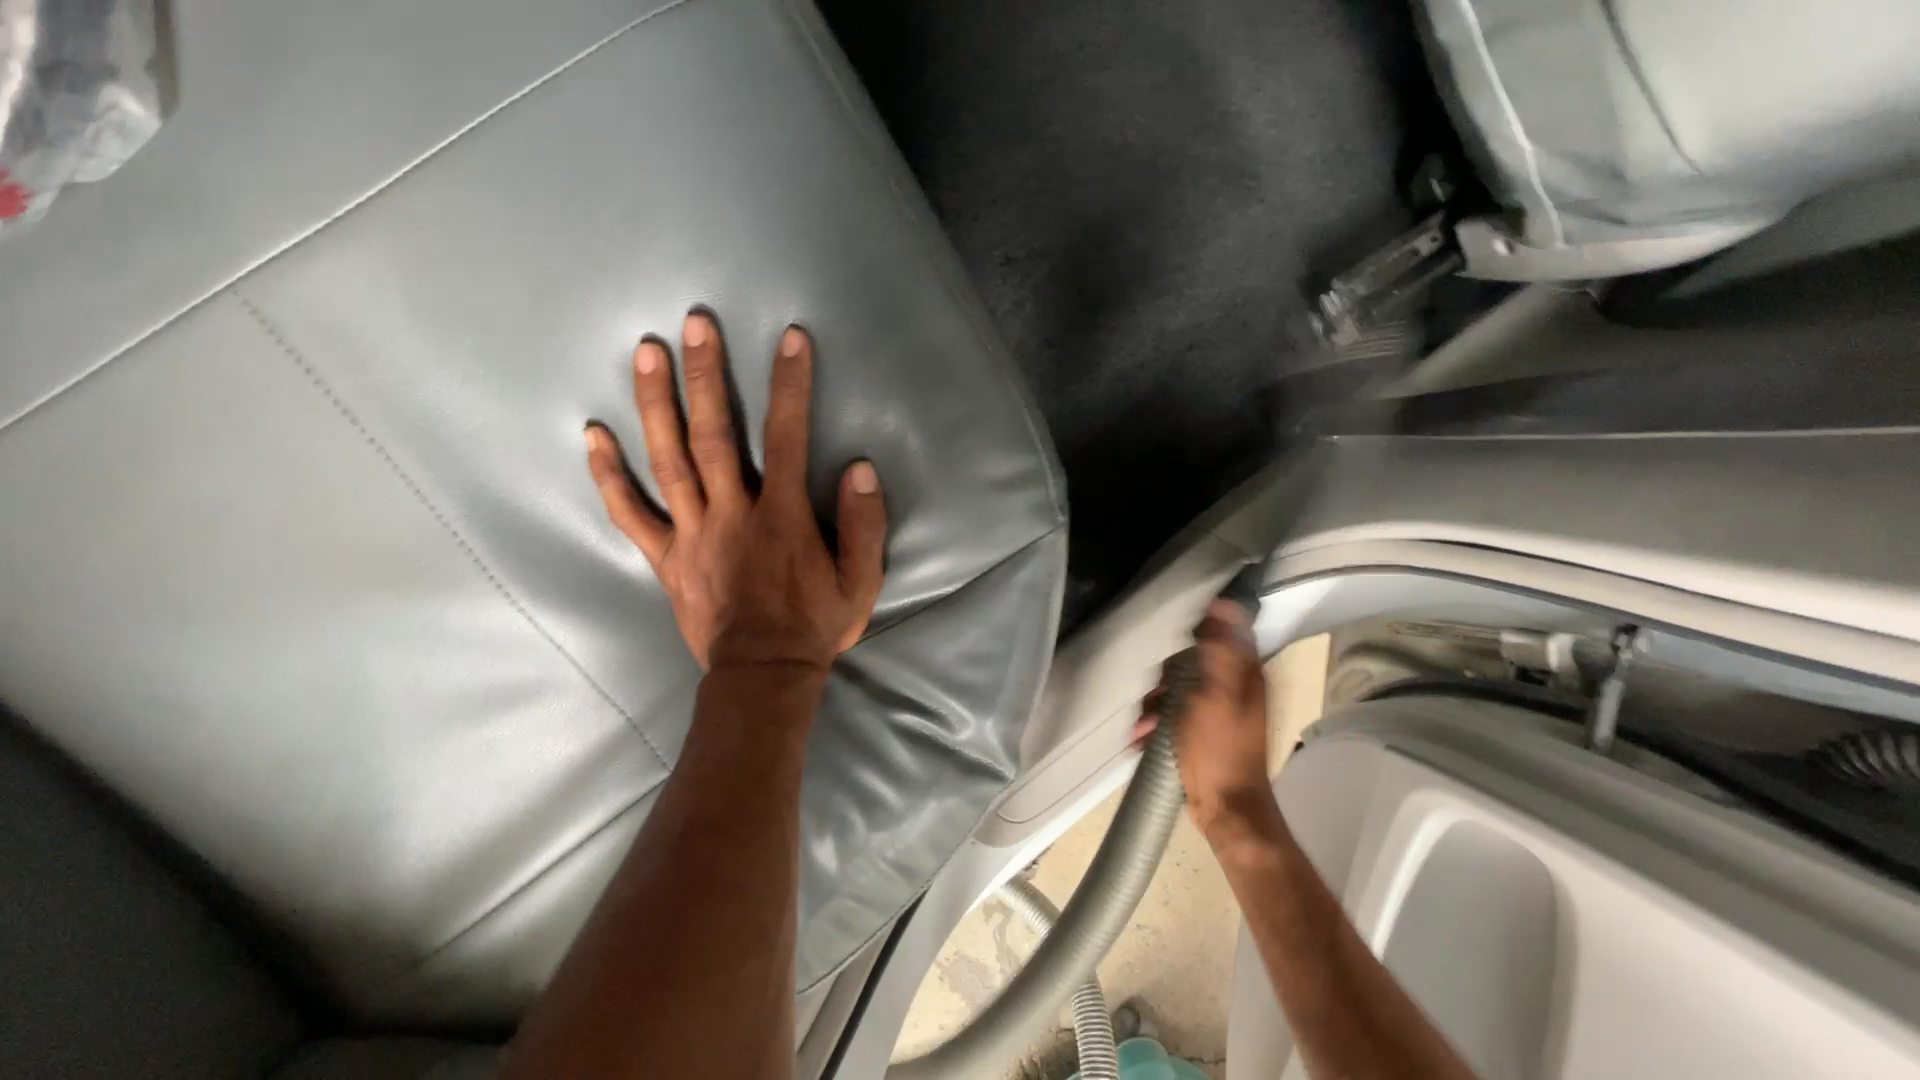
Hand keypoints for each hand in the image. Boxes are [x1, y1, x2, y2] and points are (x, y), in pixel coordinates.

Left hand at [584, 311, 886, 671]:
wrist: (762, 675)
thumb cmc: (815, 626)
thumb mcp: (861, 582)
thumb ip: (864, 525)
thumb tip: (858, 468)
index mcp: (781, 516)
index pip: (788, 437)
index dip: (790, 386)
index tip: (789, 340)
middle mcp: (731, 513)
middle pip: (714, 434)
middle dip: (707, 375)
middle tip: (694, 323)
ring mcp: (691, 533)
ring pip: (668, 459)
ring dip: (655, 403)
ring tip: (645, 352)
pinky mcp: (665, 556)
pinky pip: (630, 513)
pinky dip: (609, 474)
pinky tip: (593, 435)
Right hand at [1137, 599, 1273, 834]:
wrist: (1226, 808)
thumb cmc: (1222, 752)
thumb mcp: (1218, 697)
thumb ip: (1221, 654)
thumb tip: (1222, 610)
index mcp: (1247, 677)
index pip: (1230, 633)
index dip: (1207, 627)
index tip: (1180, 633)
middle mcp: (1236, 691)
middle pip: (1194, 663)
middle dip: (1168, 678)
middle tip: (1158, 692)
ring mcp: (1218, 714)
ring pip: (1178, 691)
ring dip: (1156, 706)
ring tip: (1144, 726)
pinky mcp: (1201, 735)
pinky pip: (1173, 717)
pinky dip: (1157, 725)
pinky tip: (1143, 739)